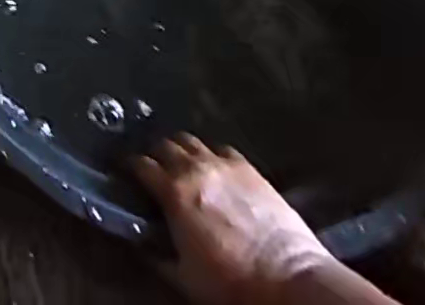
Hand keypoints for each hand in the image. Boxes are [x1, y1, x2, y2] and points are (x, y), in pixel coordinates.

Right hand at [132, 134, 333, 304]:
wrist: (296, 284)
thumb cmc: (235, 283)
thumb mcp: (184, 277)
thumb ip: (154, 254)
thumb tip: (137, 242)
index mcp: (171, 191)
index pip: (138, 163)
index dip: (130, 166)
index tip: (128, 173)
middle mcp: (191, 169)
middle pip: (162, 145)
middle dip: (155, 154)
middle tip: (157, 168)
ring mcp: (222, 165)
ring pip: (189, 140)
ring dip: (182, 150)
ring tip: (185, 164)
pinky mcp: (249, 170)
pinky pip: (222, 149)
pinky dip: (213, 155)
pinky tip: (217, 169)